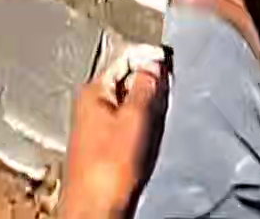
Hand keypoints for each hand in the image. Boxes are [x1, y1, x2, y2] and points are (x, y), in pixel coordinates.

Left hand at [61, 46, 166, 218]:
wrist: (94, 215)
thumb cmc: (108, 171)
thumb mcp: (135, 119)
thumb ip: (146, 85)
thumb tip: (154, 62)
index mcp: (93, 90)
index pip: (125, 58)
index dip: (148, 57)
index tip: (168, 62)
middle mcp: (90, 103)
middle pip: (127, 79)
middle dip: (150, 83)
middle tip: (167, 91)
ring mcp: (95, 124)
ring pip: (129, 101)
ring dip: (147, 105)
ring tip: (158, 116)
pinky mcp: (102, 145)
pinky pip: (127, 121)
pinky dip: (141, 122)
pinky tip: (148, 135)